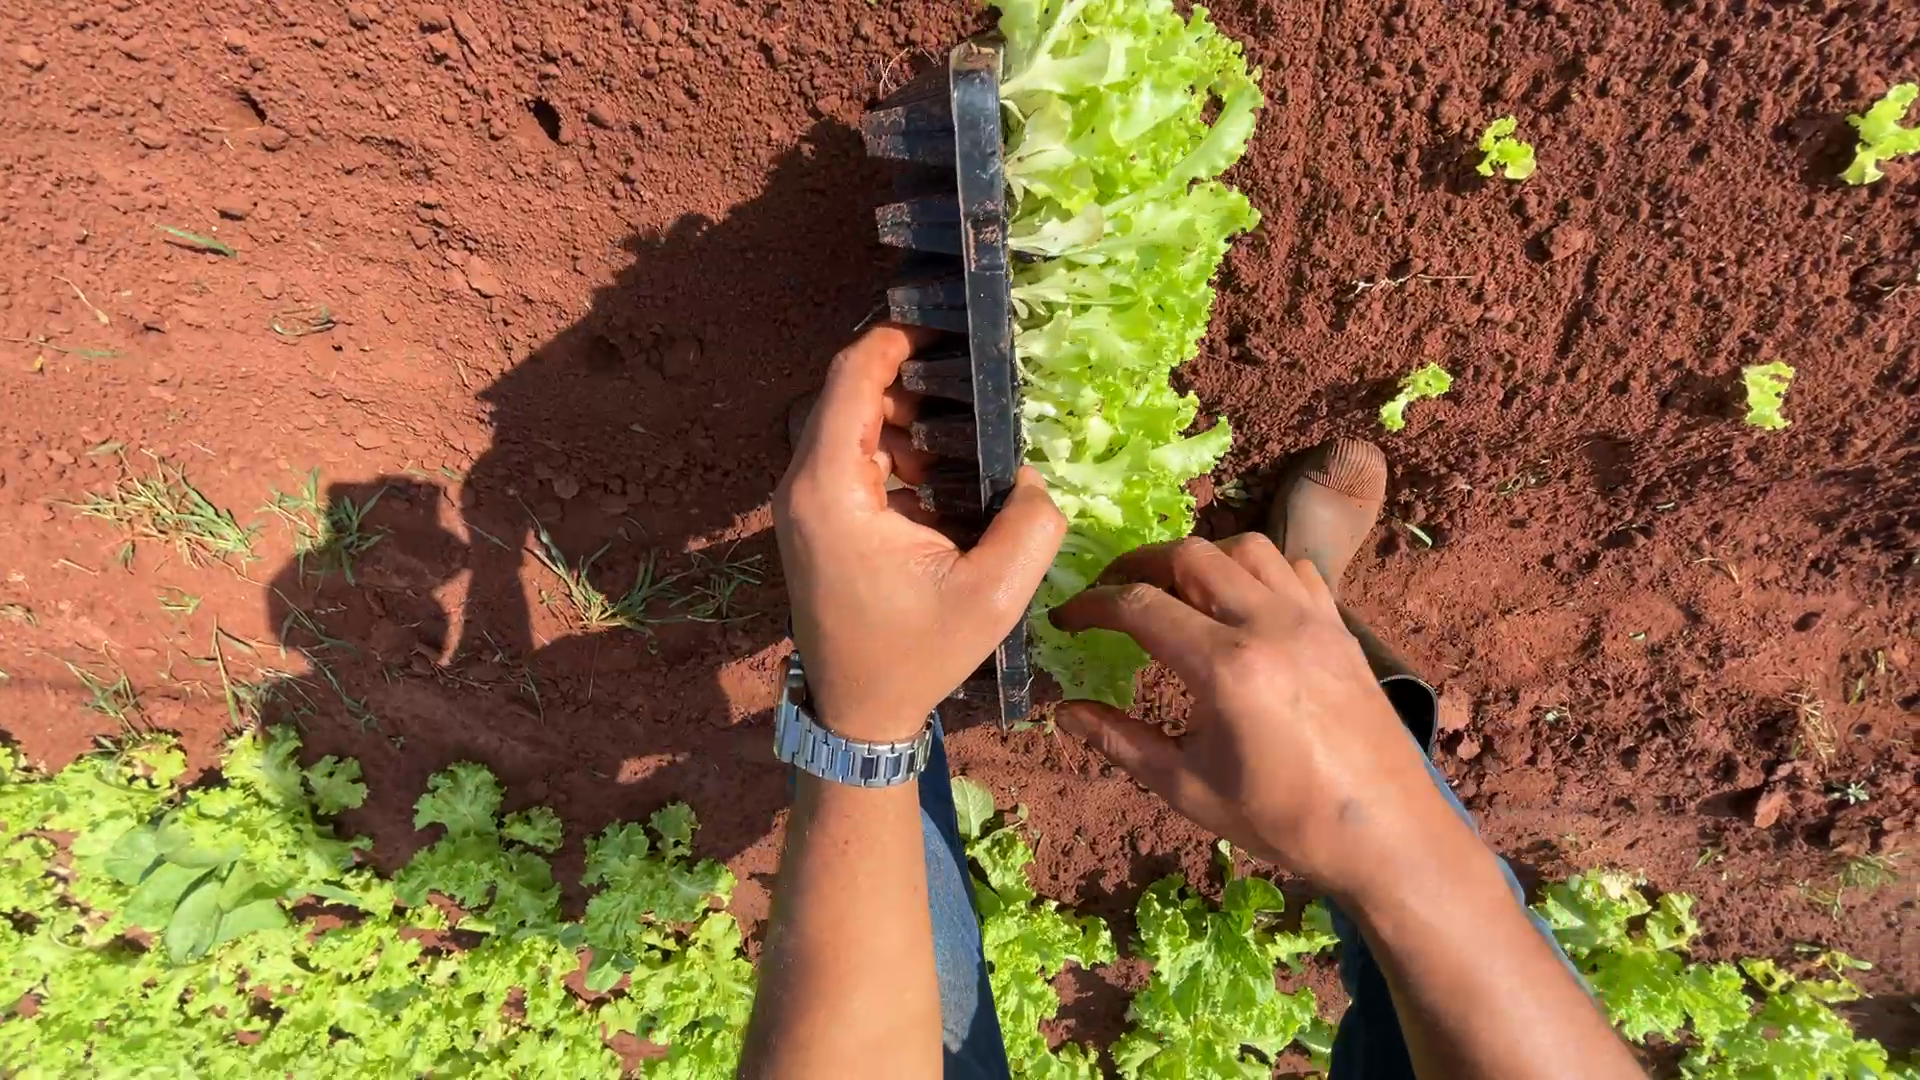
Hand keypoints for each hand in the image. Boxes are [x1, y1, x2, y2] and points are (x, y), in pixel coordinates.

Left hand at [774, 326, 1065, 742]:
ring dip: (900, 417)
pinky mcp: (811, 522)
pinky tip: (931, 475)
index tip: (942, 329)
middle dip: (907, 381)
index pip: (850, 379)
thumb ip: (1031, 522)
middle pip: (847, 397)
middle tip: (969, 388)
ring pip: (845, 426)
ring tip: (957, 435)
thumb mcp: (995, 595)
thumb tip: (1025, 474)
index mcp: (831, 491)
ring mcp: (800, 505)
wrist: (859, 712)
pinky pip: (846, 460)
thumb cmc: (918, 655)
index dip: (893, 340)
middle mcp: (802, 487)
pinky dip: (888, 450)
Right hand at [1051, 534, 1464, 900]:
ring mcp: (1311, 618)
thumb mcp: (1188, 787)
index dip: (1091, 605)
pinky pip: (1289, 567)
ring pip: (1242, 548)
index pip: (1139, 607)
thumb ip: (1118, 740)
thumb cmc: (1284, 820)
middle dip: (1136, 565)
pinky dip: (1251, 568)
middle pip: (1187, 556)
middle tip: (1110, 593)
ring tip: (1172, 591)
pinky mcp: (1338, 624)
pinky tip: (1238, 601)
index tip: (1065, 618)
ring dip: (1195, 559)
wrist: (1392, 838)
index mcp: (1227, 668)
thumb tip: (1062, 711)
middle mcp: (1269, 624)